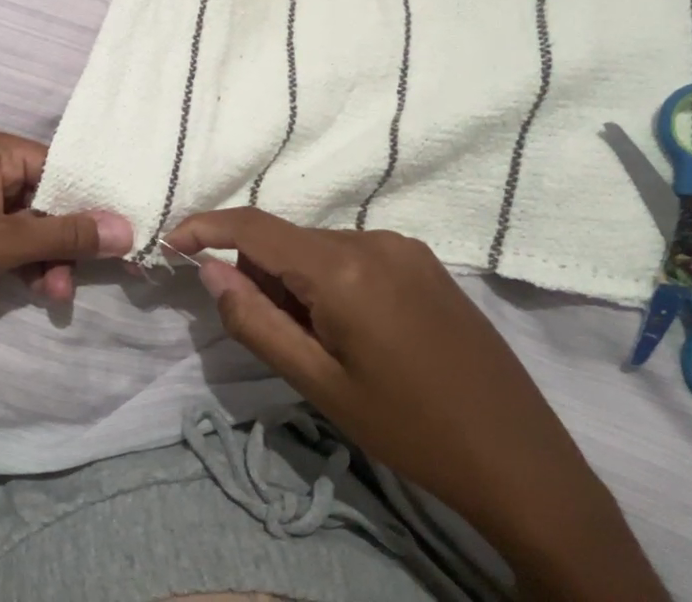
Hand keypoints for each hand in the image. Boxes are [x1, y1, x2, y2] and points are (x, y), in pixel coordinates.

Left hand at [0, 127, 132, 323]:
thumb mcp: (5, 242)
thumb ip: (65, 234)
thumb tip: (126, 229)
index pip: (58, 168)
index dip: (88, 204)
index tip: (118, 239)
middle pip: (45, 197)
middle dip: (62, 242)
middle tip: (75, 281)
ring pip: (29, 221)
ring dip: (46, 258)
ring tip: (54, 295)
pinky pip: (8, 233)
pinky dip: (23, 260)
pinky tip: (36, 289)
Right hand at [168, 209, 666, 600]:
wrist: (522, 463)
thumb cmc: (409, 428)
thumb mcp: (317, 383)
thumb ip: (253, 320)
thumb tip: (208, 270)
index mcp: (345, 268)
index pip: (254, 227)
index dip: (205, 228)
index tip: (169, 243)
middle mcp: (376, 241)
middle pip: (286, 241)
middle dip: (258, 274)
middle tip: (270, 335)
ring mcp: (408, 250)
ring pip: (318, 250)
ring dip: (296, 283)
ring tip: (321, 347)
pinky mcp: (427, 267)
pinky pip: (353, 258)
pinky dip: (329, 283)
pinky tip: (352, 335)